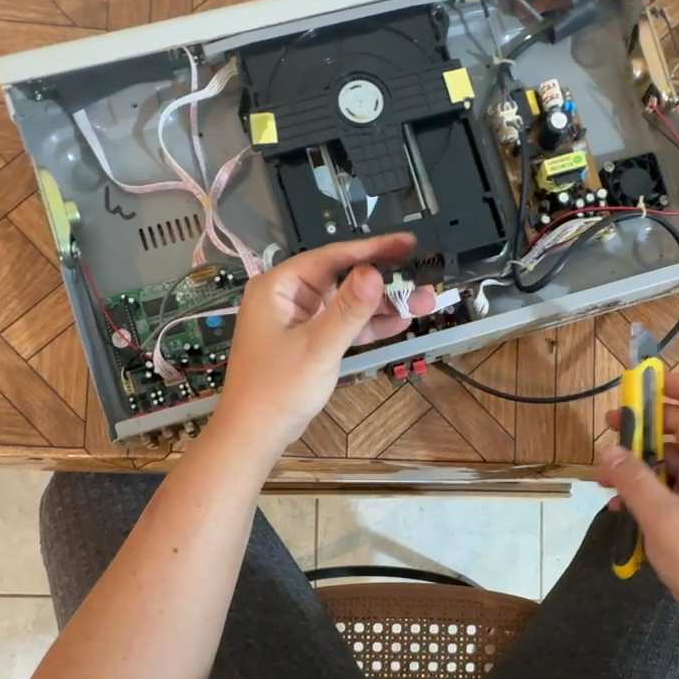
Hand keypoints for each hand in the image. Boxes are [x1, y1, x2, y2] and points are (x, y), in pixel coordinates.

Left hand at [210, 234, 434, 457]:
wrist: (254, 434)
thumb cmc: (277, 389)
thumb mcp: (317, 347)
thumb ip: (348, 310)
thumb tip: (374, 272)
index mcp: (278, 287)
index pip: (331, 258)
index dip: (372, 250)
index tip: (407, 244)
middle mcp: (287, 297)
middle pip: (343, 280)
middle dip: (384, 283)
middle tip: (423, 278)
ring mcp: (298, 321)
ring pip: (346, 305)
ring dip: (381, 306)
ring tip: (423, 302)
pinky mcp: (308, 343)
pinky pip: (342, 327)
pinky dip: (367, 327)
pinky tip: (399, 322)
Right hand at [597, 373, 678, 645]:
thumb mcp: (662, 518)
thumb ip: (634, 481)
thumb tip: (609, 452)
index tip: (651, 381)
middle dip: (649, 425)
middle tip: (614, 424)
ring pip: (674, 460)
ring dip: (640, 460)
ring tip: (605, 470)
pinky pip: (669, 487)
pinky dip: (643, 487)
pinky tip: (617, 503)